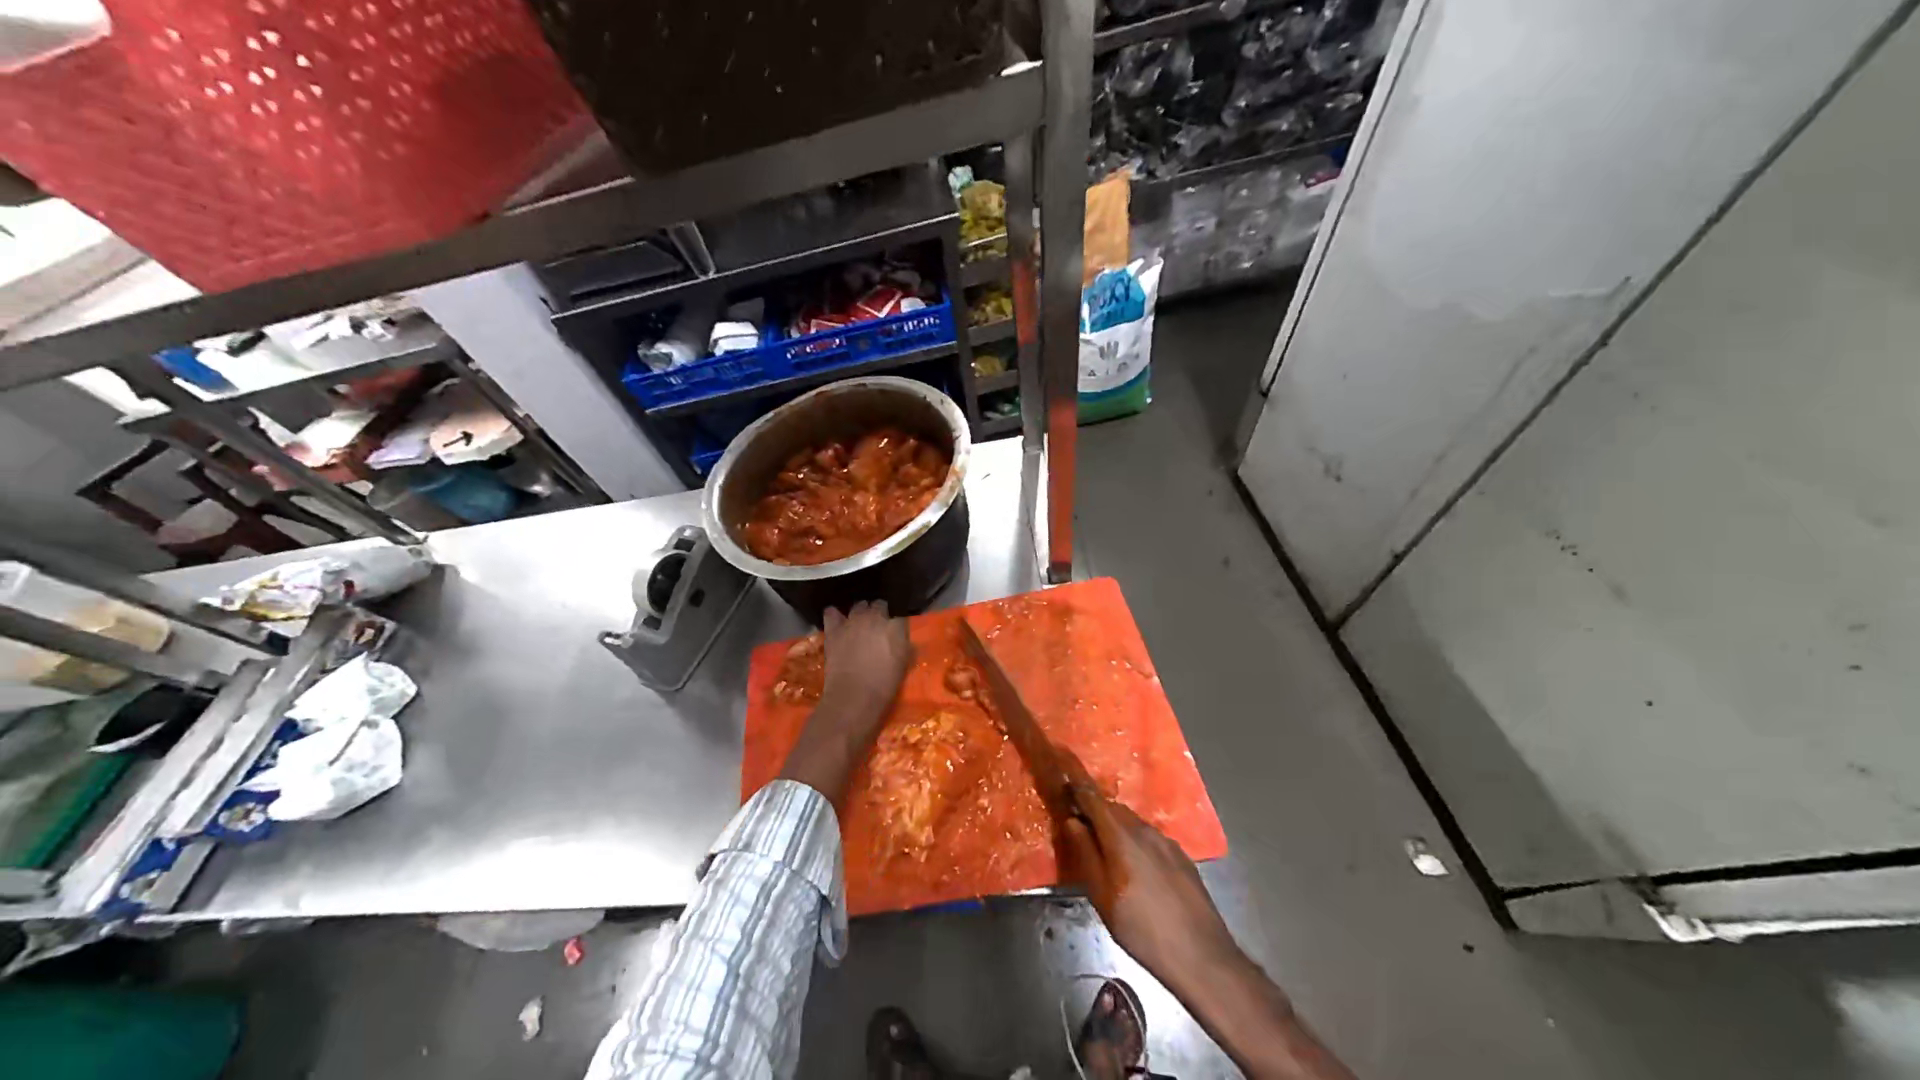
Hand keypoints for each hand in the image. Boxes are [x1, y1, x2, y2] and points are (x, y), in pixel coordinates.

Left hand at [778, 601, 912, 798]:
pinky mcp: (834, 629)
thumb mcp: (904, 664)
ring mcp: (852, 621)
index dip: (896, 621)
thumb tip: (903, 639)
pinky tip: (837, 622)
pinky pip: (831, 612)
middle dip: (878, 613)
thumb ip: (905, 645)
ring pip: (858, 605)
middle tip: (876, 627)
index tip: (894, 630)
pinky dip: (834, 615)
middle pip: (879, 605)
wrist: (855, 696)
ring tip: (858, 624)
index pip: (900, 614)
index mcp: (896, 626)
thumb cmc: (885, 684)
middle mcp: (875, 617)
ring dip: (860, 613)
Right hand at [1062, 759, 1355, 1079]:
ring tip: (1101, 846)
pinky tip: (1132, 865)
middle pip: (1112, 808)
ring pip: (1132, 823)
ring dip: (1113, 825)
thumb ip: (1086, 854)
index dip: (1076, 776)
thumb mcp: (1103, 896)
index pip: (1093, 796)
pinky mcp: (1181, 857)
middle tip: (1076, 819)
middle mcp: (1145, 830)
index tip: (1061, 755)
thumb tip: (1072, 820)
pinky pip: (1148, 838)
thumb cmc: (1143, 929)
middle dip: (1093, 807)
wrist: (1202, 956)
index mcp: (1121, 836)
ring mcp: (1167, 842)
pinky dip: (1132, 839)